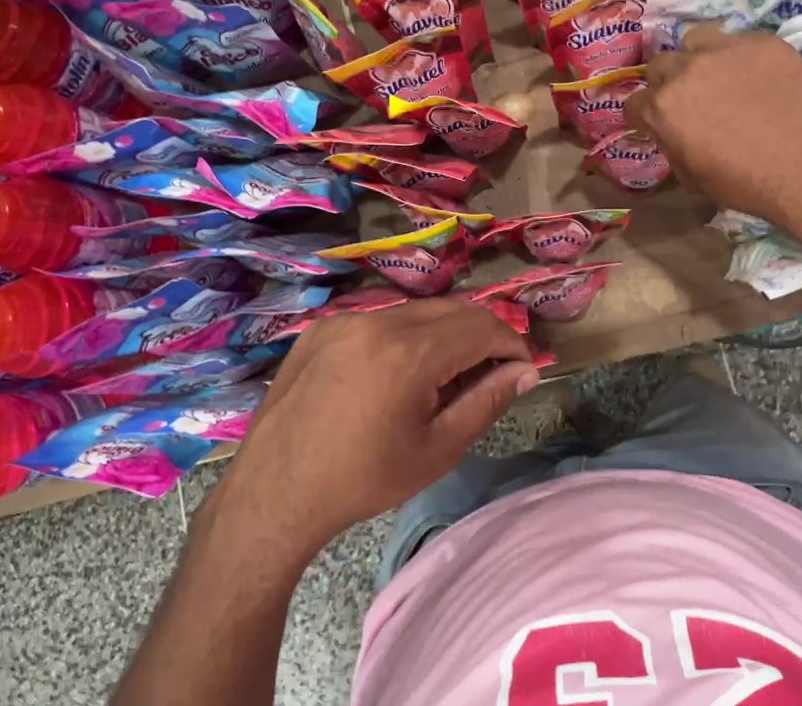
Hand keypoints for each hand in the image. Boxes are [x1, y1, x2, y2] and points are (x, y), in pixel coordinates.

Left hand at [204, 299, 538, 555]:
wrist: (276, 491)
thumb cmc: (364, 479)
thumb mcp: (438, 449)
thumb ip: (487, 401)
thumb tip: (525, 372)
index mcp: (410, 351)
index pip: (482, 326)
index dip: (511, 343)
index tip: (522, 369)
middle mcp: (378, 321)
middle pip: (450, 310)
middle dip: (479, 335)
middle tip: (488, 374)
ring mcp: (344, 320)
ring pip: (413, 312)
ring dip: (440, 334)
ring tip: (440, 379)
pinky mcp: (320, 328)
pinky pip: (377, 320)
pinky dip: (400, 337)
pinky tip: (393, 376)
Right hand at [626, 25, 801, 226]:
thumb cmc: (744, 184)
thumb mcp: (690, 175)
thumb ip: (670, 143)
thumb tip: (668, 131)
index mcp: (663, 106)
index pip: (633, 102)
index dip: (643, 116)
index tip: (654, 123)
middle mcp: (687, 70)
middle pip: (660, 65)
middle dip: (667, 84)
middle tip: (689, 101)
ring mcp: (727, 50)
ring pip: (696, 40)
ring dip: (698, 57)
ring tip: (717, 76)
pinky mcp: (764, 43)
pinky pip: (741, 41)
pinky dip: (742, 59)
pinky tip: (759, 79)